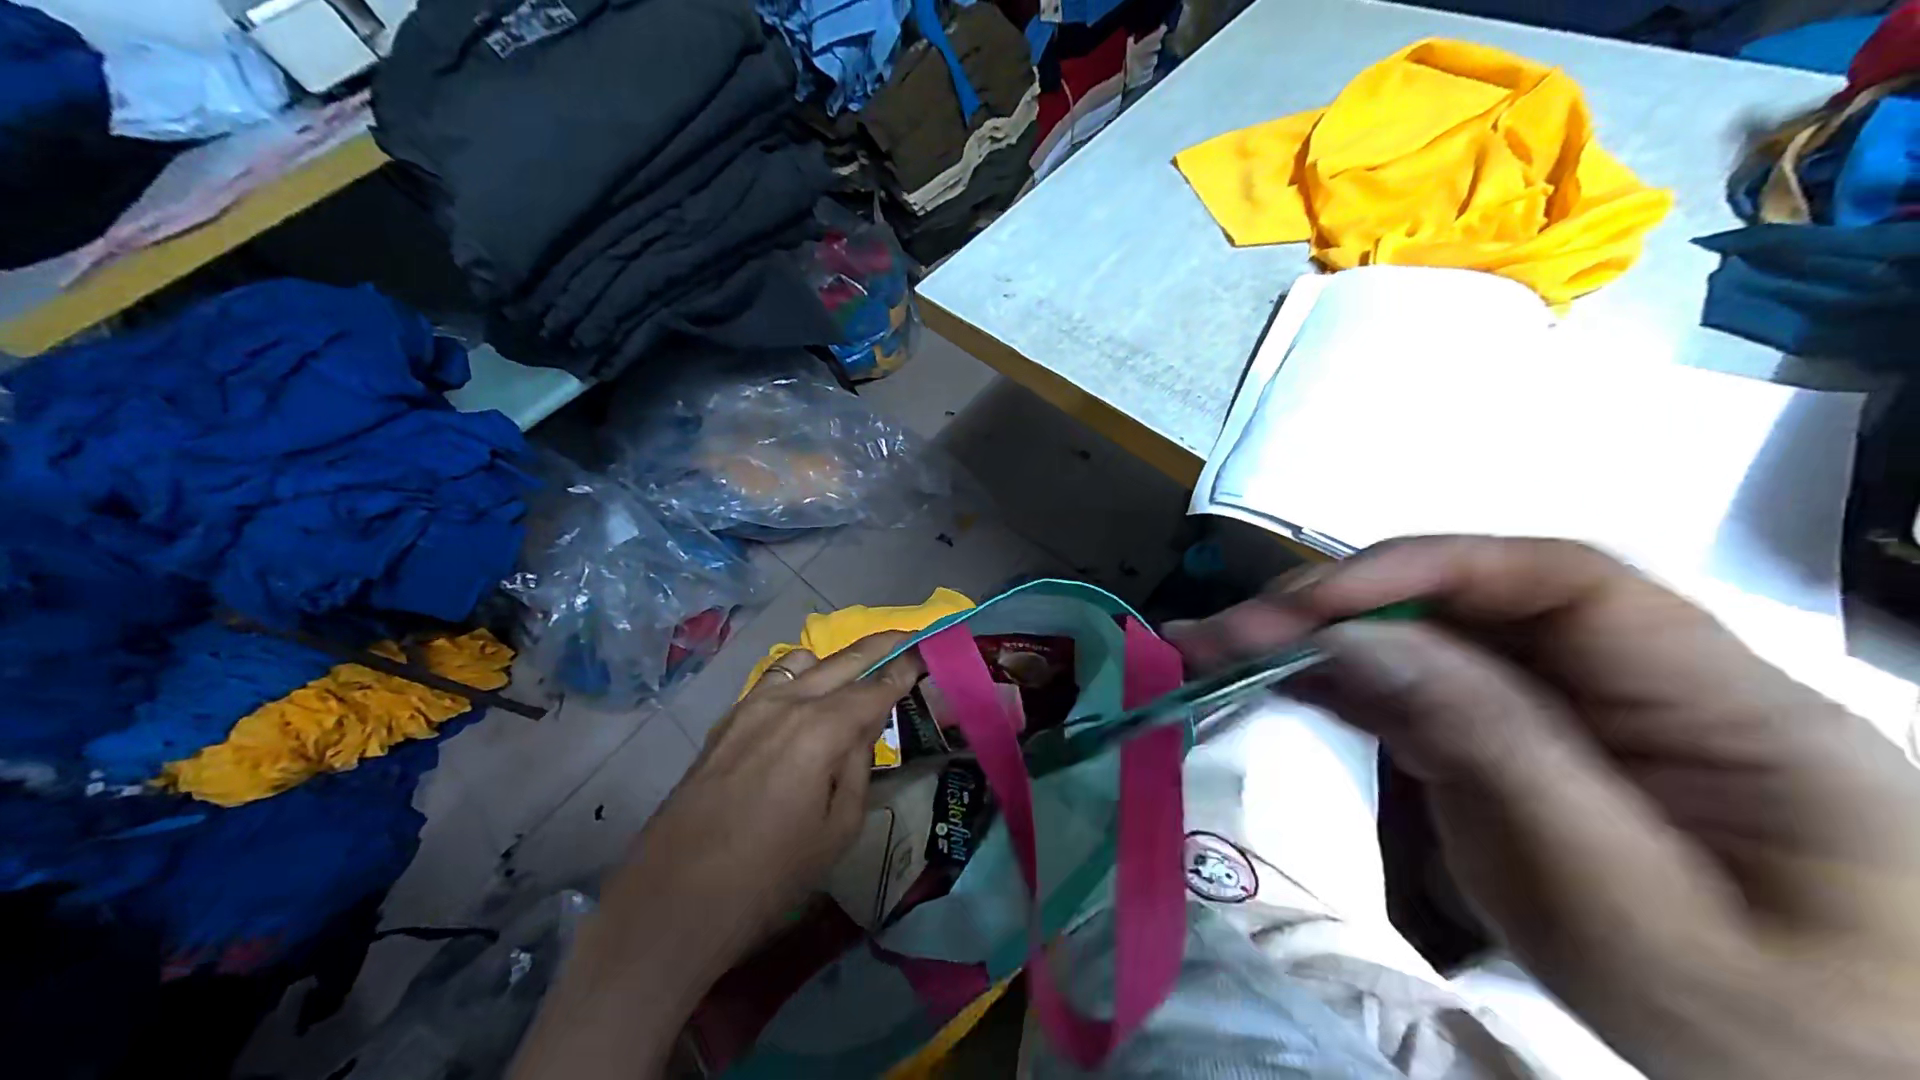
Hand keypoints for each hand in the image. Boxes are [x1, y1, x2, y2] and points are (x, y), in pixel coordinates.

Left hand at [509, 632, 922, 1079]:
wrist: (672, 902)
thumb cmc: (769, 877)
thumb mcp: (837, 831)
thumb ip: (857, 768)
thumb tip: (861, 731)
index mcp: (821, 729)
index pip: (875, 687)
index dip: (904, 669)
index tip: (925, 652)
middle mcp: (786, 703)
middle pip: (841, 660)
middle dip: (878, 645)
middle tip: (906, 637)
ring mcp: (748, 708)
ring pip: (801, 663)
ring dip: (834, 662)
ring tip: (854, 677)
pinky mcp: (724, 724)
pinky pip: (771, 683)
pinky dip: (798, 678)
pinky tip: (804, 703)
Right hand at [1167, 537, 1919, 1079]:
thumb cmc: (1765, 1031)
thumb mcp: (1623, 903)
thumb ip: (1493, 750)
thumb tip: (1357, 639)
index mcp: (1716, 700)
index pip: (1557, 582)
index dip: (1424, 568)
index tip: (1313, 604)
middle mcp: (1631, 681)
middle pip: (1467, 605)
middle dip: (1338, 607)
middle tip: (1227, 631)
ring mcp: (1564, 714)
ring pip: (1425, 645)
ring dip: (1318, 642)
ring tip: (1218, 648)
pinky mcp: (1516, 748)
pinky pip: (1417, 696)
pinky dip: (1340, 685)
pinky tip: (1276, 680)